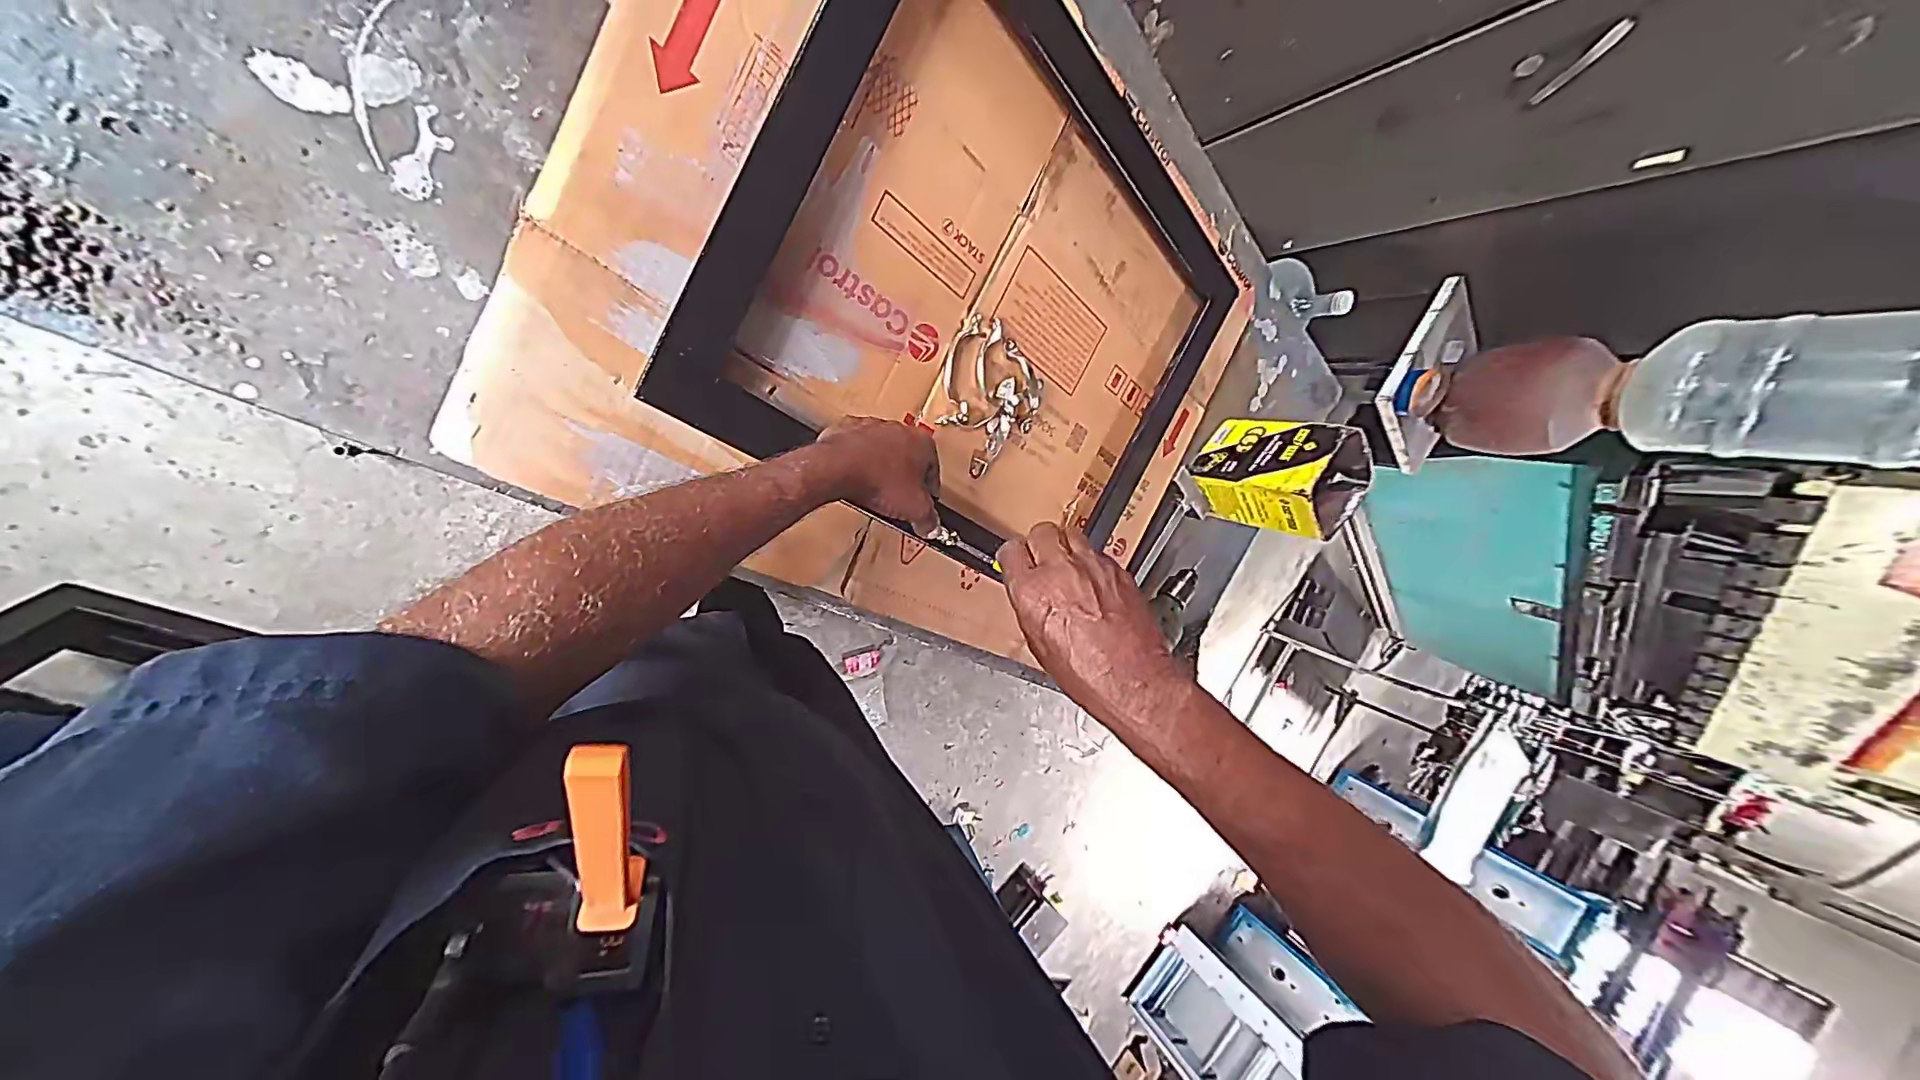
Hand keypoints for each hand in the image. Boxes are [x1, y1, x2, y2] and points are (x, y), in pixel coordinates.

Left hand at [816, 417, 940, 534]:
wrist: (838, 468)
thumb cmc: (879, 481)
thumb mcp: (914, 509)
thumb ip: (928, 518)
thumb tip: (931, 526)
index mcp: (923, 442)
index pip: (933, 469)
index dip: (929, 490)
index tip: (925, 502)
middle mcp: (899, 429)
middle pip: (907, 457)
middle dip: (904, 477)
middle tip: (900, 498)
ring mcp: (871, 427)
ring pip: (881, 451)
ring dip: (881, 468)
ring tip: (876, 492)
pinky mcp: (847, 430)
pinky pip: (856, 448)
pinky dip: (857, 461)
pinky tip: (856, 478)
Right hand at [999, 522, 1188, 724]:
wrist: (1132, 681)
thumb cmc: (1088, 674)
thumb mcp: (1038, 644)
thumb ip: (1029, 607)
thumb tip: (1027, 595)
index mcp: (1032, 592)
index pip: (1011, 550)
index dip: (1014, 558)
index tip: (1017, 562)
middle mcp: (1062, 572)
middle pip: (1042, 532)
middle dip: (1040, 544)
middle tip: (1042, 559)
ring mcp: (1093, 567)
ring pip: (1071, 535)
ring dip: (1066, 548)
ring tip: (1068, 566)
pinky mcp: (1118, 571)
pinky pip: (1098, 554)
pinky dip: (1092, 563)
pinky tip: (1093, 583)